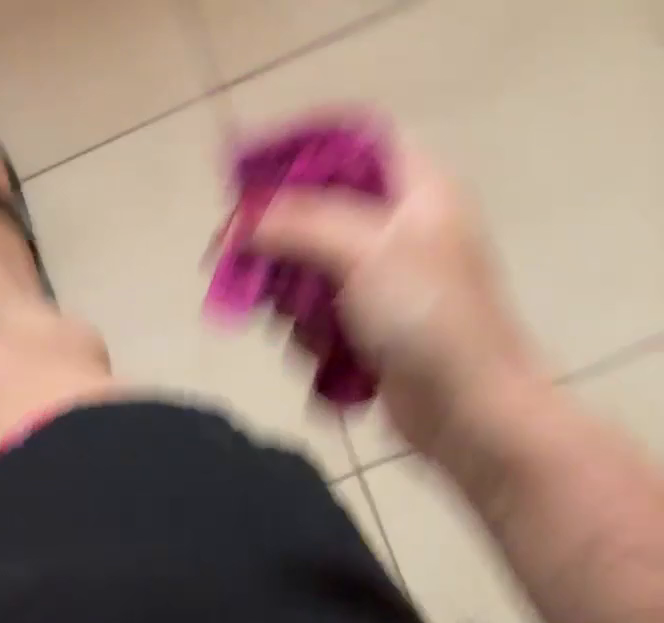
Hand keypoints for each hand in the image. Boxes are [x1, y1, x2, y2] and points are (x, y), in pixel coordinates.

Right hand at [244, 138, 541, 452]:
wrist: (463, 403)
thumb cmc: (428, 318)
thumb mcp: (366, 254)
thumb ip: (300, 226)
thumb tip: (239, 221)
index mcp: (420, 193)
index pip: (357, 146)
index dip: (302, 155)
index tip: (247, 182)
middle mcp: (400, 227)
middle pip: (314, 212)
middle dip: (273, 240)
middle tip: (231, 258)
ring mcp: (381, 276)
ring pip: (302, 266)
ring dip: (283, 294)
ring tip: (289, 320)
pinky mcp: (364, 319)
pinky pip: (309, 309)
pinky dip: (299, 327)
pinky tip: (312, 346)